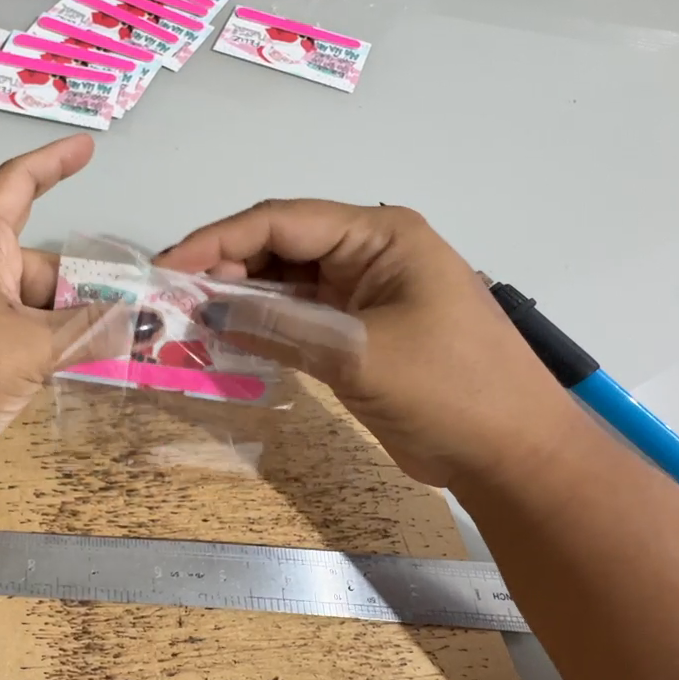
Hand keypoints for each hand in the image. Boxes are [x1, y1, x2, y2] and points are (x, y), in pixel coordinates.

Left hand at [0, 134, 122, 481]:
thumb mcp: (31, 347)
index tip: (88, 148)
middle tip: (150, 306)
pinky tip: (103, 359)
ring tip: (138, 337)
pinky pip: (31, 332)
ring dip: (81, 319)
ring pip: (42, 303)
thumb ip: (88, 329)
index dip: (53, 163)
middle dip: (91, 282)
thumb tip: (140, 322)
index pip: (17, 185)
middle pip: (45, 261)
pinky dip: (62, 342)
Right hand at [157, 200, 582, 486]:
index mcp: (380, 236)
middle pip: (277, 246)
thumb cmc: (451, 392)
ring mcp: (359, 292)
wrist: (513, 458)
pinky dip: (258, 325)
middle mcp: (366, 253)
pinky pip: (292, 315)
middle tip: (171, 300)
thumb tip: (205, 307)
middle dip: (223, 268)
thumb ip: (279, 324)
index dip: (218, 240)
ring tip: (187, 319)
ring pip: (280, 282)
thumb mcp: (358, 354)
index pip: (282, 222)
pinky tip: (223, 339)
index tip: (166, 267)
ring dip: (236, 298)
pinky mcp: (352, 329)